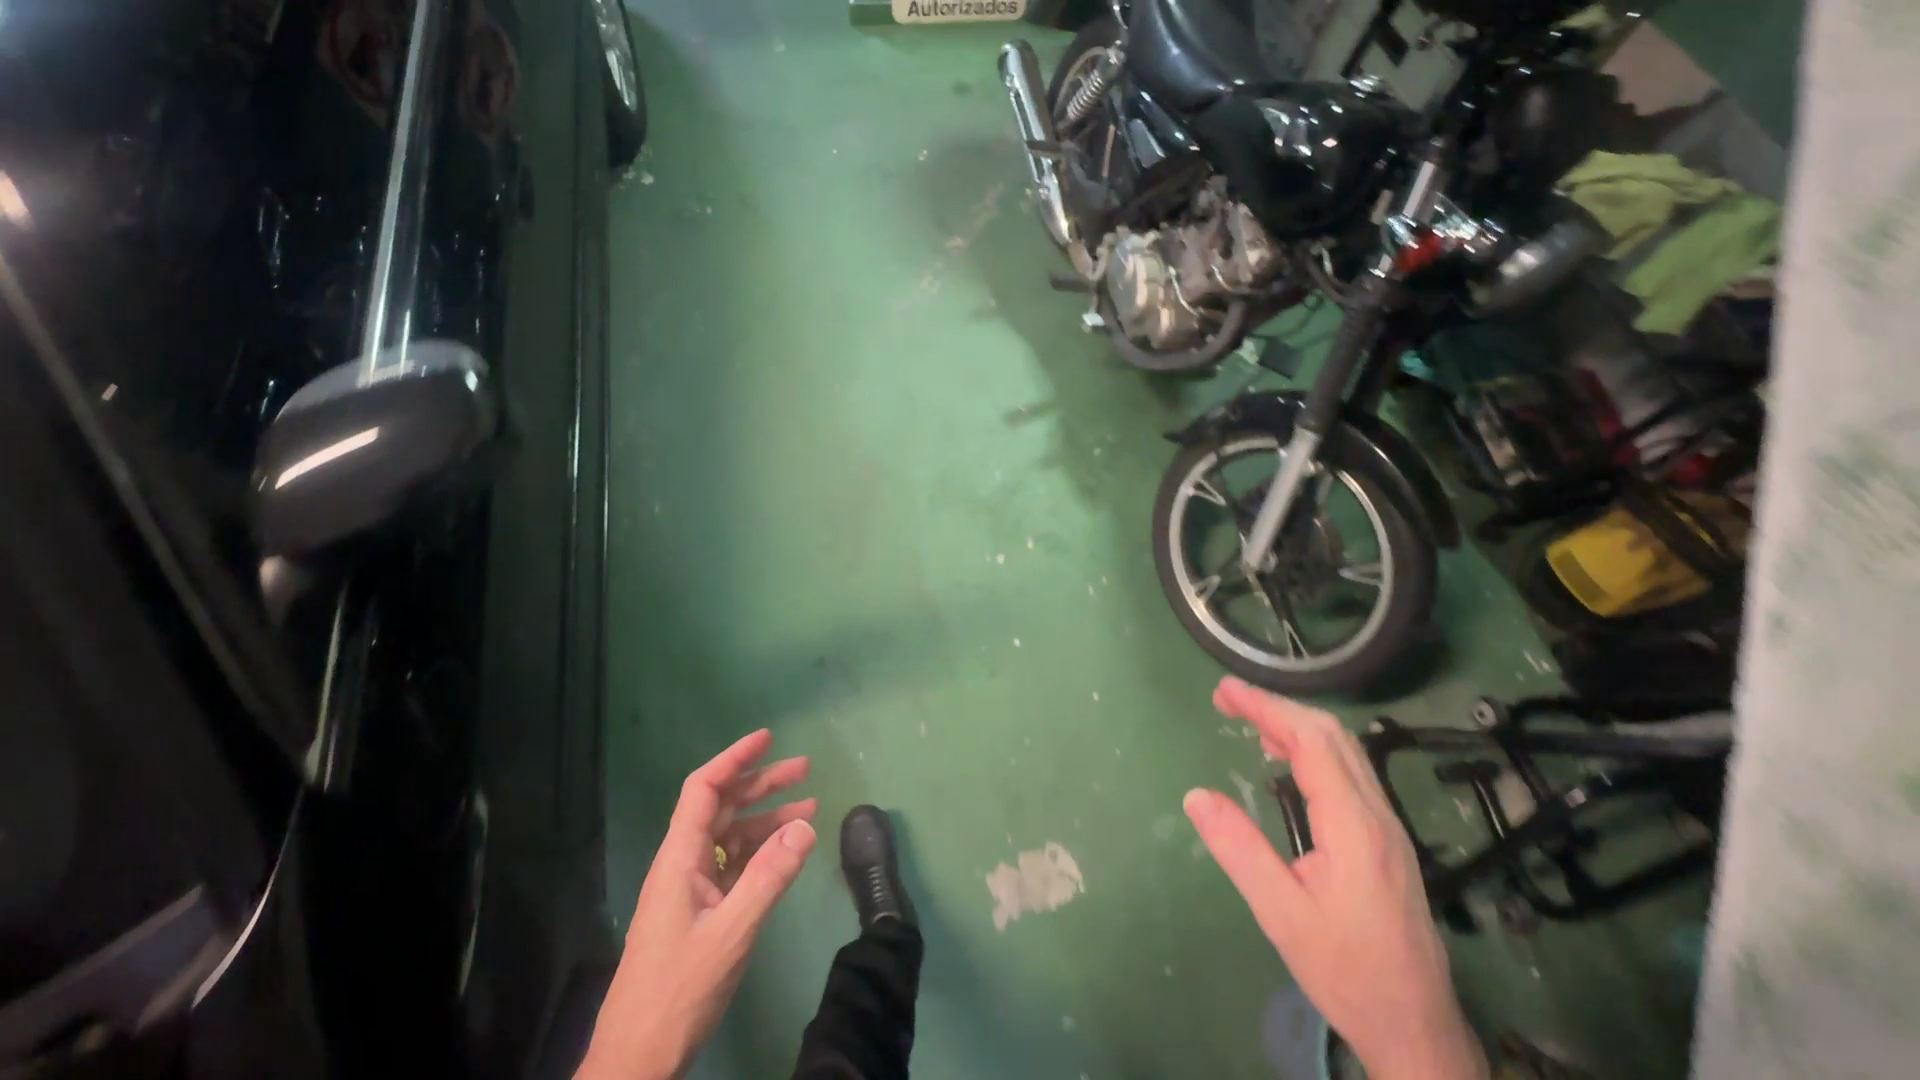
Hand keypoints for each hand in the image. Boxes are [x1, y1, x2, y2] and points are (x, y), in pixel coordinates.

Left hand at [577, 730, 818, 1079]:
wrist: (639, 1055)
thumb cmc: (679, 989)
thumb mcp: (732, 932)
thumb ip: (769, 877)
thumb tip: (806, 825)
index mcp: (679, 859)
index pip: (703, 791)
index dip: (733, 760)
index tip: (768, 738)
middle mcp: (683, 865)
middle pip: (722, 809)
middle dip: (761, 784)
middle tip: (804, 769)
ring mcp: (691, 891)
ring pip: (731, 839)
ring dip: (767, 820)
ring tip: (810, 807)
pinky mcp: (700, 914)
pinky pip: (733, 868)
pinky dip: (762, 854)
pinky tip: (787, 853)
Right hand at [1184, 679, 1486, 1079]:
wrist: (1417, 1026)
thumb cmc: (1347, 973)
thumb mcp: (1281, 916)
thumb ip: (1240, 850)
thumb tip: (1196, 796)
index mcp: (1355, 826)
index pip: (1311, 742)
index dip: (1267, 708)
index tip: (1225, 691)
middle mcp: (1379, 816)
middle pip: (1333, 737)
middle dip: (1279, 707)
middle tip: (1228, 699)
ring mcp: (1389, 828)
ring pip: (1347, 753)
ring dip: (1298, 727)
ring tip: (1250, 723)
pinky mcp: (1389, 842)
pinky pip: (1352, 775)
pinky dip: (1314, 751)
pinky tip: (1289, 765)